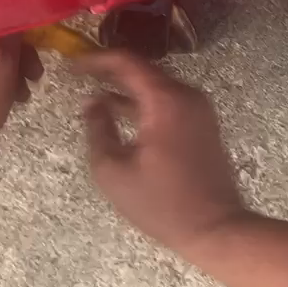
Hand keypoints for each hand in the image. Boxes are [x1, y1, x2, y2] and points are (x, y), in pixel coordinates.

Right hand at [76, 52, 248, 247]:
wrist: (215, 227)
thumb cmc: (161, 203)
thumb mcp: (114, 171)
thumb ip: (98, 129)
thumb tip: (91, 103)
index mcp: (166, 100)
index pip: (128, 61)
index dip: (96, 59)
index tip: (72, 65)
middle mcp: (187, 95)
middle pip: (144, 70)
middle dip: (110, 71)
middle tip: (79, 75)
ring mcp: (199, 108)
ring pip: (156, 86)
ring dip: (126, 88)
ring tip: (94, 93)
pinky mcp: (203, 123)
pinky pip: (168, 101)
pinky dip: (143, 102)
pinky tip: (120, 113)